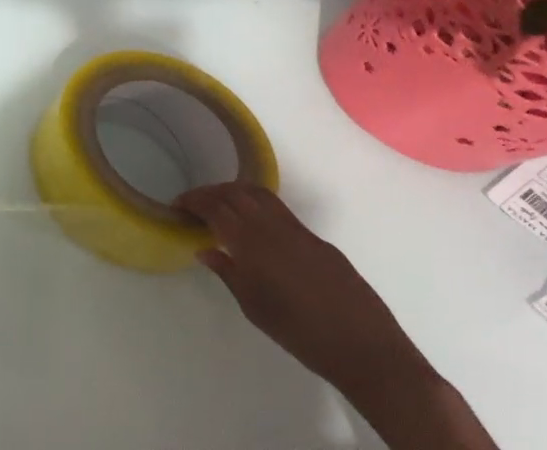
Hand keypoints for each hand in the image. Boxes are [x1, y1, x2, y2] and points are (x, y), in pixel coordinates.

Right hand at [177, 183, 429, 393]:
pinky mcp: (322, 245)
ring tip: (224, 210)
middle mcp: (276, 228)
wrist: (368, 353)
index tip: (178, 206)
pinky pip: (283, 214)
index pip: (215, 206)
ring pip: (262, 197)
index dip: (193, 201)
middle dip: (212, 193)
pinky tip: (258, 233)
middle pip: (237, 193)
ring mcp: (303, 234)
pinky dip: (260, 210)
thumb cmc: (301, 335)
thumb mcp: (253, 307)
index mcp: (253, 243)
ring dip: (237, 195)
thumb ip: (228, 273)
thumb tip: (206, 250)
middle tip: (196, 206)